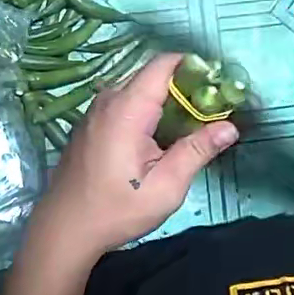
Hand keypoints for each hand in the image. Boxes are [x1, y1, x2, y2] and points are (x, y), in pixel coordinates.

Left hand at [23, 53, 238, 264]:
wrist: (63, 230)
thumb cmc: (116, 210)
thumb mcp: (165, 187)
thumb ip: (197, 151)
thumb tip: (230, 127)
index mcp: (127, 108)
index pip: (165, 64)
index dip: (195, 68)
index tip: (219, 89)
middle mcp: (109, 100)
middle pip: (154, 75)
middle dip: (186, 86)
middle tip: (212, 112)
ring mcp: (97, 111)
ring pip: (140, 89)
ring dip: (167, 100)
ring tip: (192, 126)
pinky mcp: (93, 124)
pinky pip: (126, 103)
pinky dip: (149, 110)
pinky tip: (161, 139)